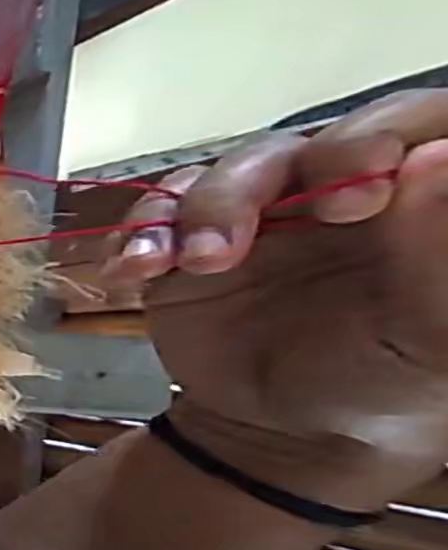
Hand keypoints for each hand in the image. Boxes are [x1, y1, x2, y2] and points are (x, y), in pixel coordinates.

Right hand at [103, 90, 447, 508]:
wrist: (275, 426)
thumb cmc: (381, 383)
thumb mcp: (432, 330)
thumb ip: (435, 249)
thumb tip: (435, 156)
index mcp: (416, 200)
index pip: (413, 123)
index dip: (378, 136)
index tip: (357, 194)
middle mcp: (334, 194)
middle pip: (297, 145)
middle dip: (261, 181)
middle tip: (249, 235)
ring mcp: (253, 219)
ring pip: (216, 176)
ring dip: (190, 214)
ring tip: (191, 266)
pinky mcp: (180, 247)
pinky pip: (148, 217)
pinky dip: (134, 236)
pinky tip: (132, 269)